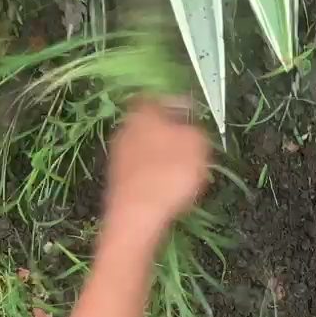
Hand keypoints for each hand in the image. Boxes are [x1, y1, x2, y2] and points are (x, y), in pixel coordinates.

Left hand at [101, 99, 209, 242]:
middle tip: (189, 146)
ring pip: (146, 151)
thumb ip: (195, 129)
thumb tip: (189, 129)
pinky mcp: (118, 184)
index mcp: (143, 112)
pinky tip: (165, 191)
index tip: (193, 117)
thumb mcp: (197, 144)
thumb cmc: (169, 174)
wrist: (136, 218)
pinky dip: (154, 178)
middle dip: (170, 134)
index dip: (179, 105)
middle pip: (151, 126)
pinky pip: (142, 174)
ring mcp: (118, 158)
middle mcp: (125, 130)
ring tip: (181, 173)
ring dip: (162, 158)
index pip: (160, 98)